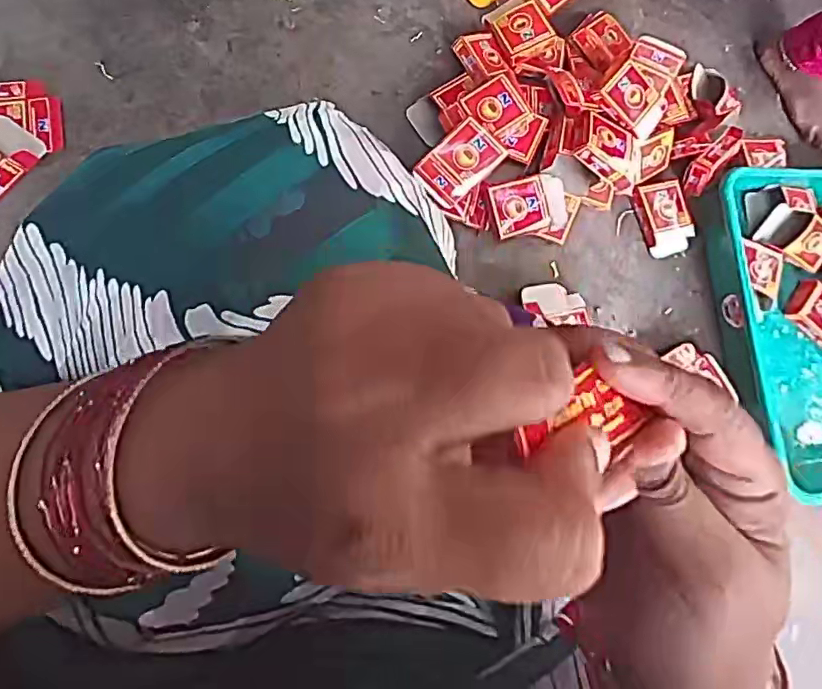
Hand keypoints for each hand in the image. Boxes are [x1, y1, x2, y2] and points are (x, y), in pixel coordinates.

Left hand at [116, 262, 611, 601]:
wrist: (223, 432)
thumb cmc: (327, 504)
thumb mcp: (419, 549)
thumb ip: (522, 523)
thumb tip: (598, 445)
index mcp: (394, 517)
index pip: (555, 531)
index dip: (577, 499)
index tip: (551, 469)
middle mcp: (382, 406)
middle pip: (545, 373)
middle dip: (543, 391)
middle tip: (489, 409)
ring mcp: (370, 317)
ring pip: (505, 323)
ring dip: (493, 357)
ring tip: (428, 383)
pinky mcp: (365, 273)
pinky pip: (461, 296)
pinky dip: (455, 328)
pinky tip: (401, 350)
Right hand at [570, 334, 791, 688]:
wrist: (666, 681)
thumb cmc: (715, 639)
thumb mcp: (716, 573)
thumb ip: (682, 503)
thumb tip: (645, 441)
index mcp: (743, 465)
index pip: (707, 405)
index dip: (660, 379)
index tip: (612, 362)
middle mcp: (692, 450)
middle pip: (655, 393)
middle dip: (615, 375)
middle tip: (572, 360)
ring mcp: (644, 461)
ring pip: (613, 409)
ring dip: (582, 393)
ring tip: (549, 381)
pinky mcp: (604, 475)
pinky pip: (582, 441)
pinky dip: (559, 426)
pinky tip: (535, 417)